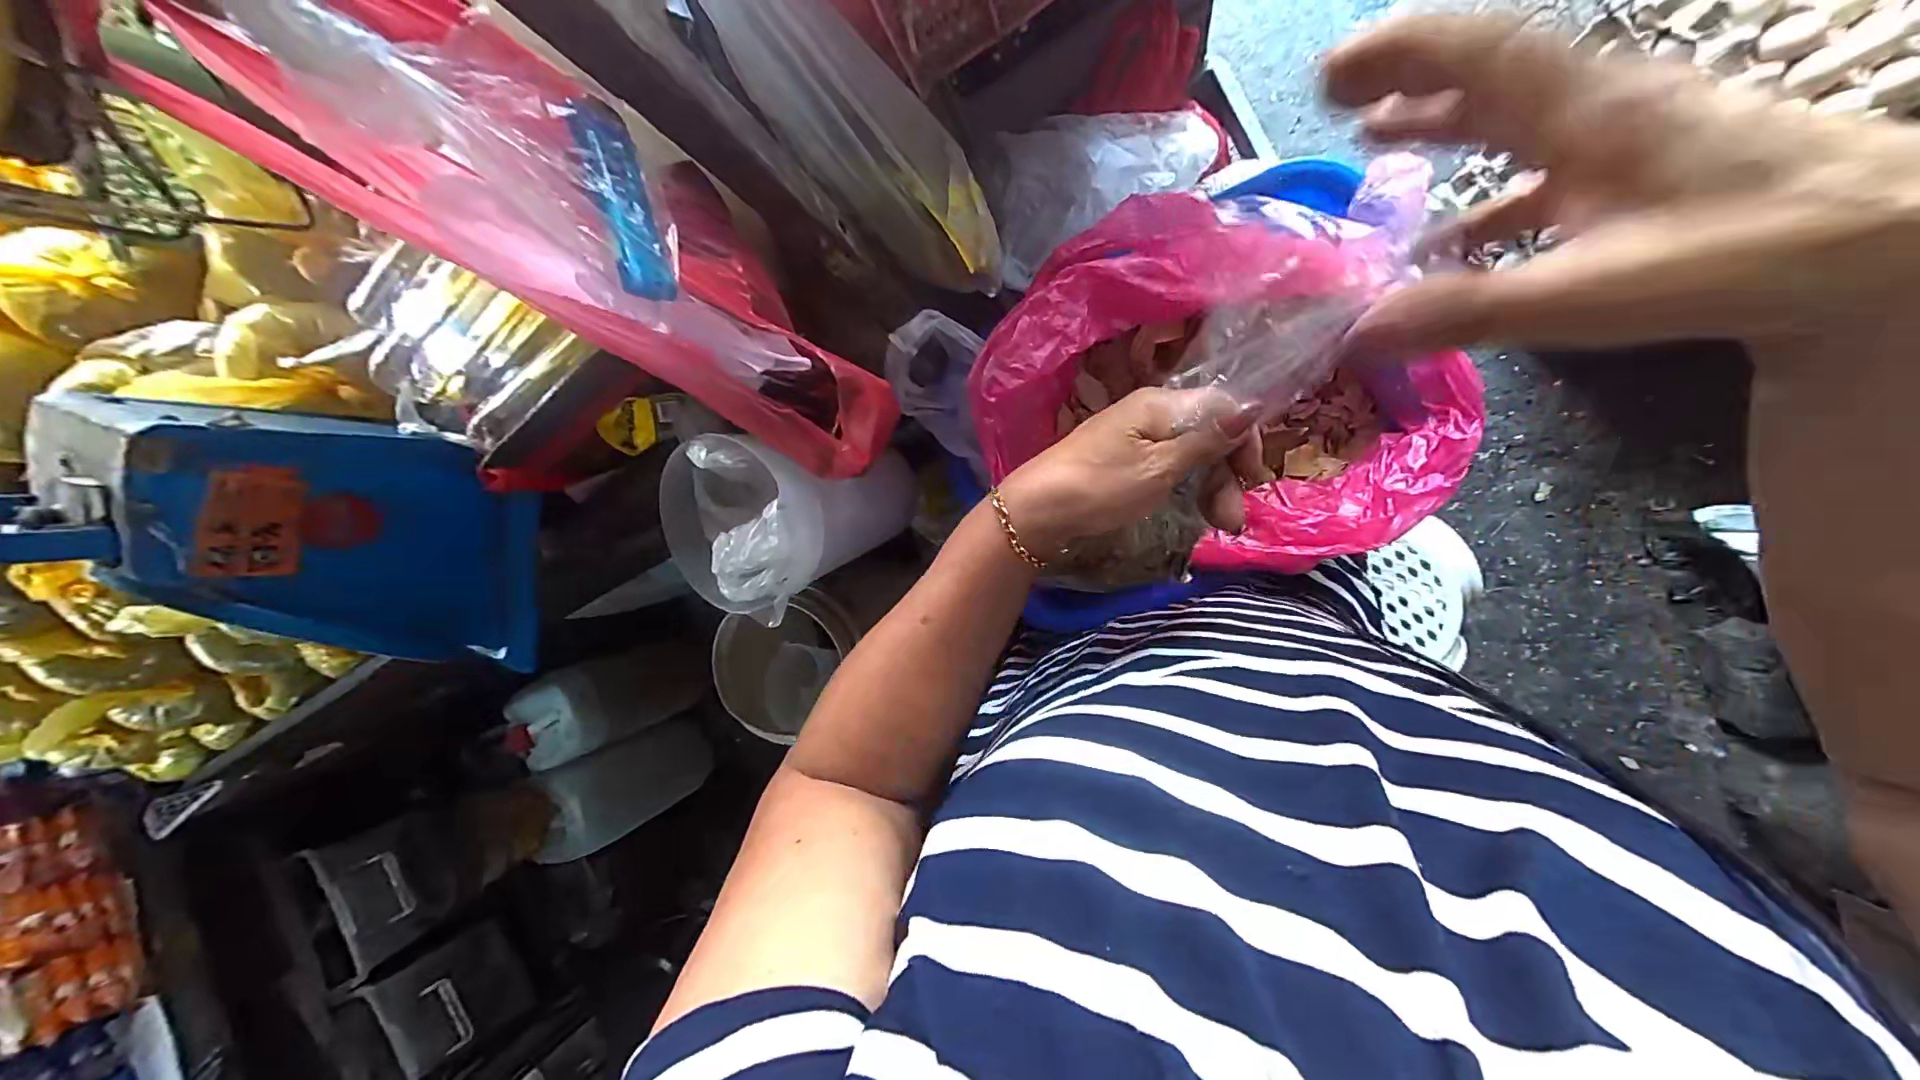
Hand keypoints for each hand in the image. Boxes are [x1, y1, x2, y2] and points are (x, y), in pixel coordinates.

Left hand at [994, 387, 1271, 555]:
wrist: (1036, 511)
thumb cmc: (1099, 487)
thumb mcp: (1159, 468)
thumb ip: (1205, 440)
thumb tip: (1254, 405)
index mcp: (1161, 403)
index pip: (1223, 408)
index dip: (1244, 441)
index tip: (1251, 480)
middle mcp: (1150, 412)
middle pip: (1207, 434)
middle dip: (1227, 474)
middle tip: (1231, 520)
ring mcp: (1134, 437)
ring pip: (1189, 455)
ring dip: (1210, 486)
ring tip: (1219, 526)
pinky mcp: (1122, 460)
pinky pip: (1167, 467)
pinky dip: (1185, 488)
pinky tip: (1193, 510)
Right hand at [1325, 16, 1919, 357]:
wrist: (1877, 251)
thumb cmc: (1742, 256)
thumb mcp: (1588, 292)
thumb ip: (1465, 309)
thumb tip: (1357, 331)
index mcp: (1589, 112)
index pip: (1483, 55)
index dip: (1400, 55)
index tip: (1330, 74)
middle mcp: (1596, 109)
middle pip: (1488, 72)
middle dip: (1405, 76)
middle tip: (1334, 94)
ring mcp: (1614, 141)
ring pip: (1508, 113)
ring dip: (1436, 118)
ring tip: (1369, 132)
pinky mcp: (1624, 178)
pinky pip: (1531, 171)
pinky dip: (1474, 194)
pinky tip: (1436, 237)